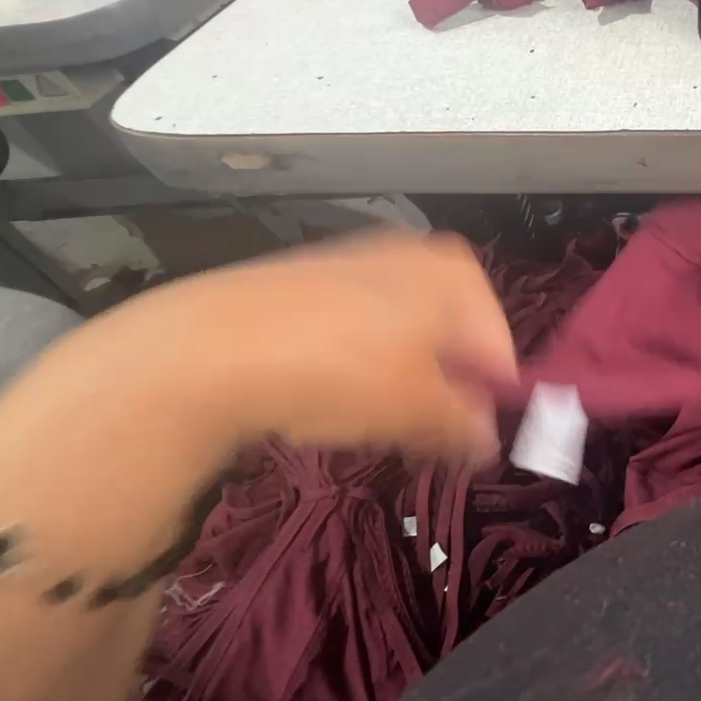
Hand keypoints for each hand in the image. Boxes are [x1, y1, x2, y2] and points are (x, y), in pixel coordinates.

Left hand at [0, 231, 516, 566]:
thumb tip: (487, 444)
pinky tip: (323, 392)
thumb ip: (466, 427)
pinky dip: (357, 362)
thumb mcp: (416, 411)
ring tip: (366, 419)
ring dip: (401, 379)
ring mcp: (364, 260)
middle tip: (419, 434)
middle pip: (453, 336)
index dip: (487, 401)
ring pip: (407, 334)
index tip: (467, 443)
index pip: (498, 348)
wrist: (201, 349)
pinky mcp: (312, 277)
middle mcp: (420, 256)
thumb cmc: (338, 370)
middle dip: (444, 389)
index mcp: (459, 275)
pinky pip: (360, 326)